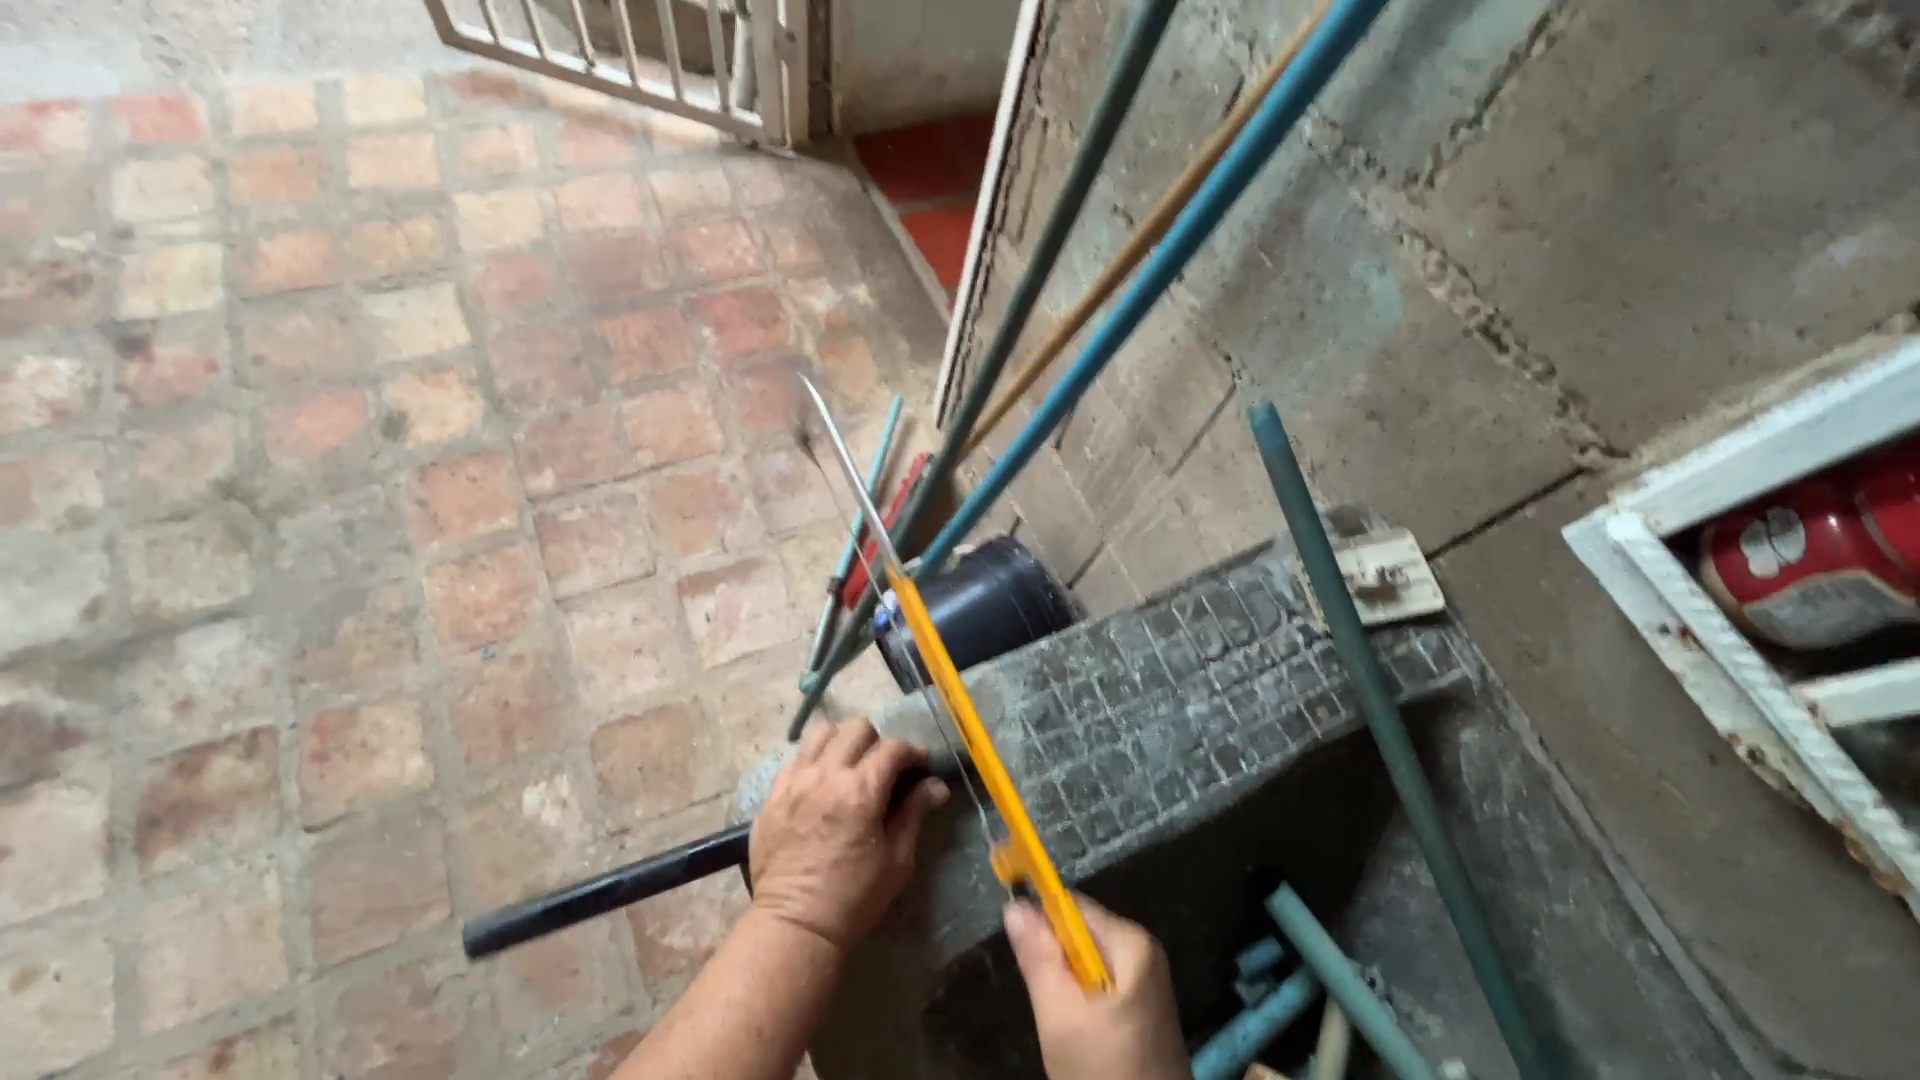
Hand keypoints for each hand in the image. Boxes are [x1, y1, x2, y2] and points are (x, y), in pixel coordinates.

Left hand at [748, 719, 949, 951]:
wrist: (796, 925)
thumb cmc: (855, 897)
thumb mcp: (897, 859)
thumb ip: (915, 813)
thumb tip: (937, 785)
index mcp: (861, 791)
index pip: (893, 748)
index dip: (912, 752)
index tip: (920, 765)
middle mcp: (826, 776)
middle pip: (856, 730)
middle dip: (877, 742)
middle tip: (883, 768)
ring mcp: (794, 782)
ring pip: (821, 734)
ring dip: (842, 743)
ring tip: (849, 767)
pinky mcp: (772, 795)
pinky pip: (795, 758)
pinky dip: (813, 760)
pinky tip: (821, 783)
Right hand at [1005, 896, 1188, 1079]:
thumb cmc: (1104, 1070)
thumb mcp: (1060, 1015)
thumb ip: (1038, 958)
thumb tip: (1014, 906)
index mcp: (1130, 942)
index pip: (1072, 906)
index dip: (1040, 921)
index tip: (1021, 953)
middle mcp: (1144, 950)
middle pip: (1080, 934)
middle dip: (1055, 961)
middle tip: (1048, 1001)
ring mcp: (1148, 979)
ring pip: (1087, 963)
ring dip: (1067, 986)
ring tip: (1065, 1023)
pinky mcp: (1145, 1005)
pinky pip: (1101, 985)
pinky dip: (1083, 1003)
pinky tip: (1083, 1035)